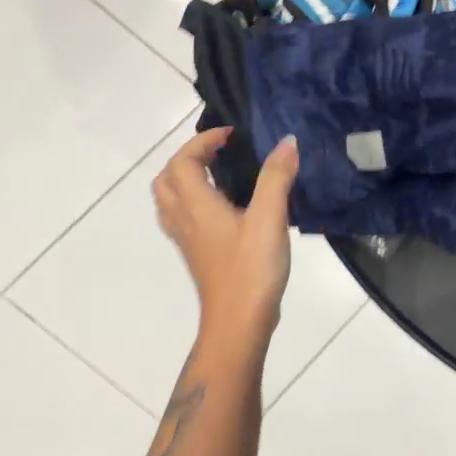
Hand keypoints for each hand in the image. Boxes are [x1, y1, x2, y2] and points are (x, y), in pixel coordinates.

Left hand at [154, 127, 299, 339]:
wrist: (238, 320)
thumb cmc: (251, 268)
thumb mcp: (269, 218)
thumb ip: (277, 178)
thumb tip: (287, 141)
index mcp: (196, 204)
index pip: (183, 161)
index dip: (203, 142)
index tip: (233, 135)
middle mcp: (183, 218)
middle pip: (168, 178)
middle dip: (190, 158)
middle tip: (224, 152)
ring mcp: (187, 238)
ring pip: (171, 198)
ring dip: (188, 178)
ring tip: (222, 175)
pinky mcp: (197, 252)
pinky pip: (183, 216)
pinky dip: (195, 200)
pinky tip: (226, 208)